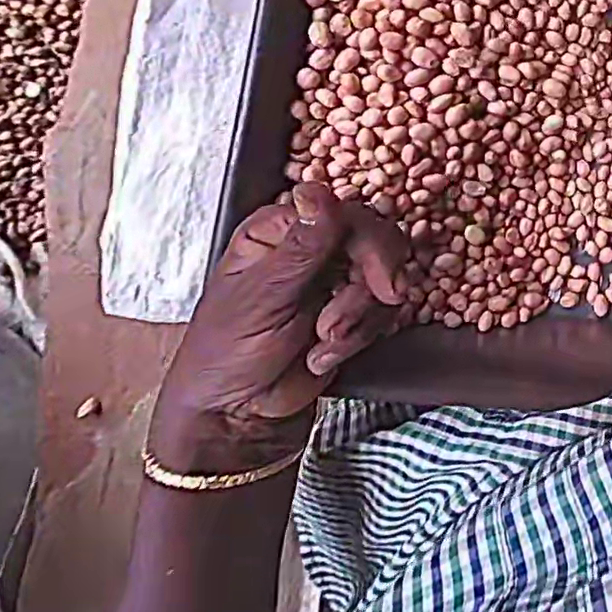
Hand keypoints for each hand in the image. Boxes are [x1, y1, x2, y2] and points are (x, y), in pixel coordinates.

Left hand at [146, 182, 411, 473]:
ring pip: (384, 277)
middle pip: (375, 241)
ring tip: (323, 344)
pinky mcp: (352, 309)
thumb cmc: (226, 353)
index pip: (346, 214)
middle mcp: (313, 245)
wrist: (236, 418)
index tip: (382, 280)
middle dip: (368, 287)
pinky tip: (323, 355)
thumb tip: (316, 192)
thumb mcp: (262, 297)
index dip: (371, 244)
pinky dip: (359, 337)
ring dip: (359, 318)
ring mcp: (336, 277)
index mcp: (282, 229)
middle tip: (353, 320)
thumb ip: (301, 247)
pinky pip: (382, 310)